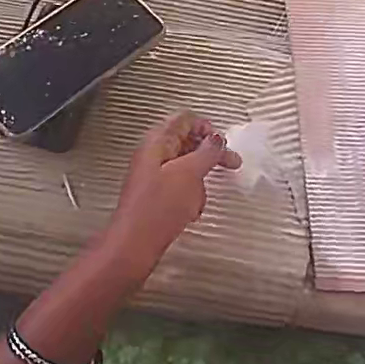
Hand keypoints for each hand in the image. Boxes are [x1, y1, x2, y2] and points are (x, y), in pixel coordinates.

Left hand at [105, 112, 242, 257]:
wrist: (135, 244)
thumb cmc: (157, 208)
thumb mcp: (189, 174)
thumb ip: (205, 152)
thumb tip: (216, 139)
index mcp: (157, 142)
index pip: (184, 120)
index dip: (207, 128)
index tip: (222, 144)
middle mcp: (153, 156)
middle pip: (187, 142)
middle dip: (209, 155)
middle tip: (229, 163)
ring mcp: (153, 176)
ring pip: (186, 168)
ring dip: (199, 180)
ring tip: (199, 196)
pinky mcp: (157, 196)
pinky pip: (180, 188)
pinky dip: (190, 197)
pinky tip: (191, 210)